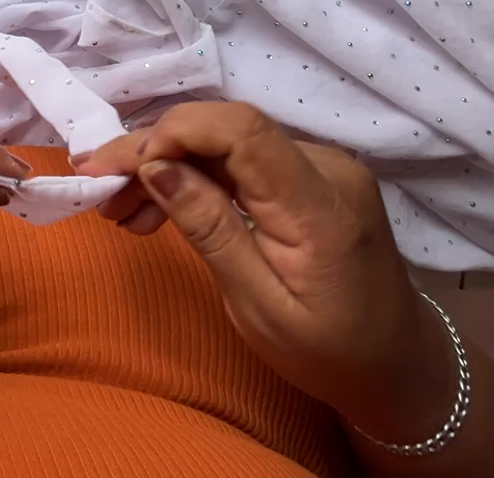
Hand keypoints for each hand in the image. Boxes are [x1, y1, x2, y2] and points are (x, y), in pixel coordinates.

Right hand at [78, 103, 456, 439]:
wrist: (398, 365)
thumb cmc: (330, 351)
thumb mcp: (259, 307)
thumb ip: (210, 229)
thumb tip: (155, 167)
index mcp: (320, 207)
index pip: (243, 130)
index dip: (175, 132)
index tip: (126, 169)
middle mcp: (321, 166)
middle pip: (219, 131)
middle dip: (149, 151)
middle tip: (94, 183)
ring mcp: (312, 165)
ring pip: (217, 142)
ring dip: (160, 166)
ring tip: (116, 207)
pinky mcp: (300, 172)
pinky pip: (231, 159)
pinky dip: (187, 176)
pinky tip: (152, 206)